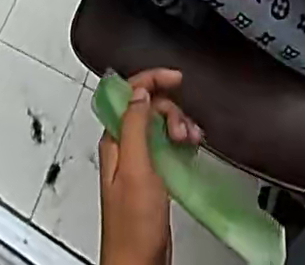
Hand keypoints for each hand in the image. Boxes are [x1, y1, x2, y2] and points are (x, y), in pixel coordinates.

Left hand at [99, 69, 201, 264]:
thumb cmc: (133, 227)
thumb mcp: (135, 169)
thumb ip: (134, 127)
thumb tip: (139, 91)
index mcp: (114, 139)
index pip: (129, 93)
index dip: (152, 79)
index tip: (176, 78)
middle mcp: (124, 146)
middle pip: (148, 106)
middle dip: (171, 110)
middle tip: (182, 131)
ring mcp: (139, 160)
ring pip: (160, 124)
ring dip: (179, 125)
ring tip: (190, 141)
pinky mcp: (153, 174)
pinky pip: (168, 143)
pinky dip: (181, 140)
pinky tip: (190, 148)